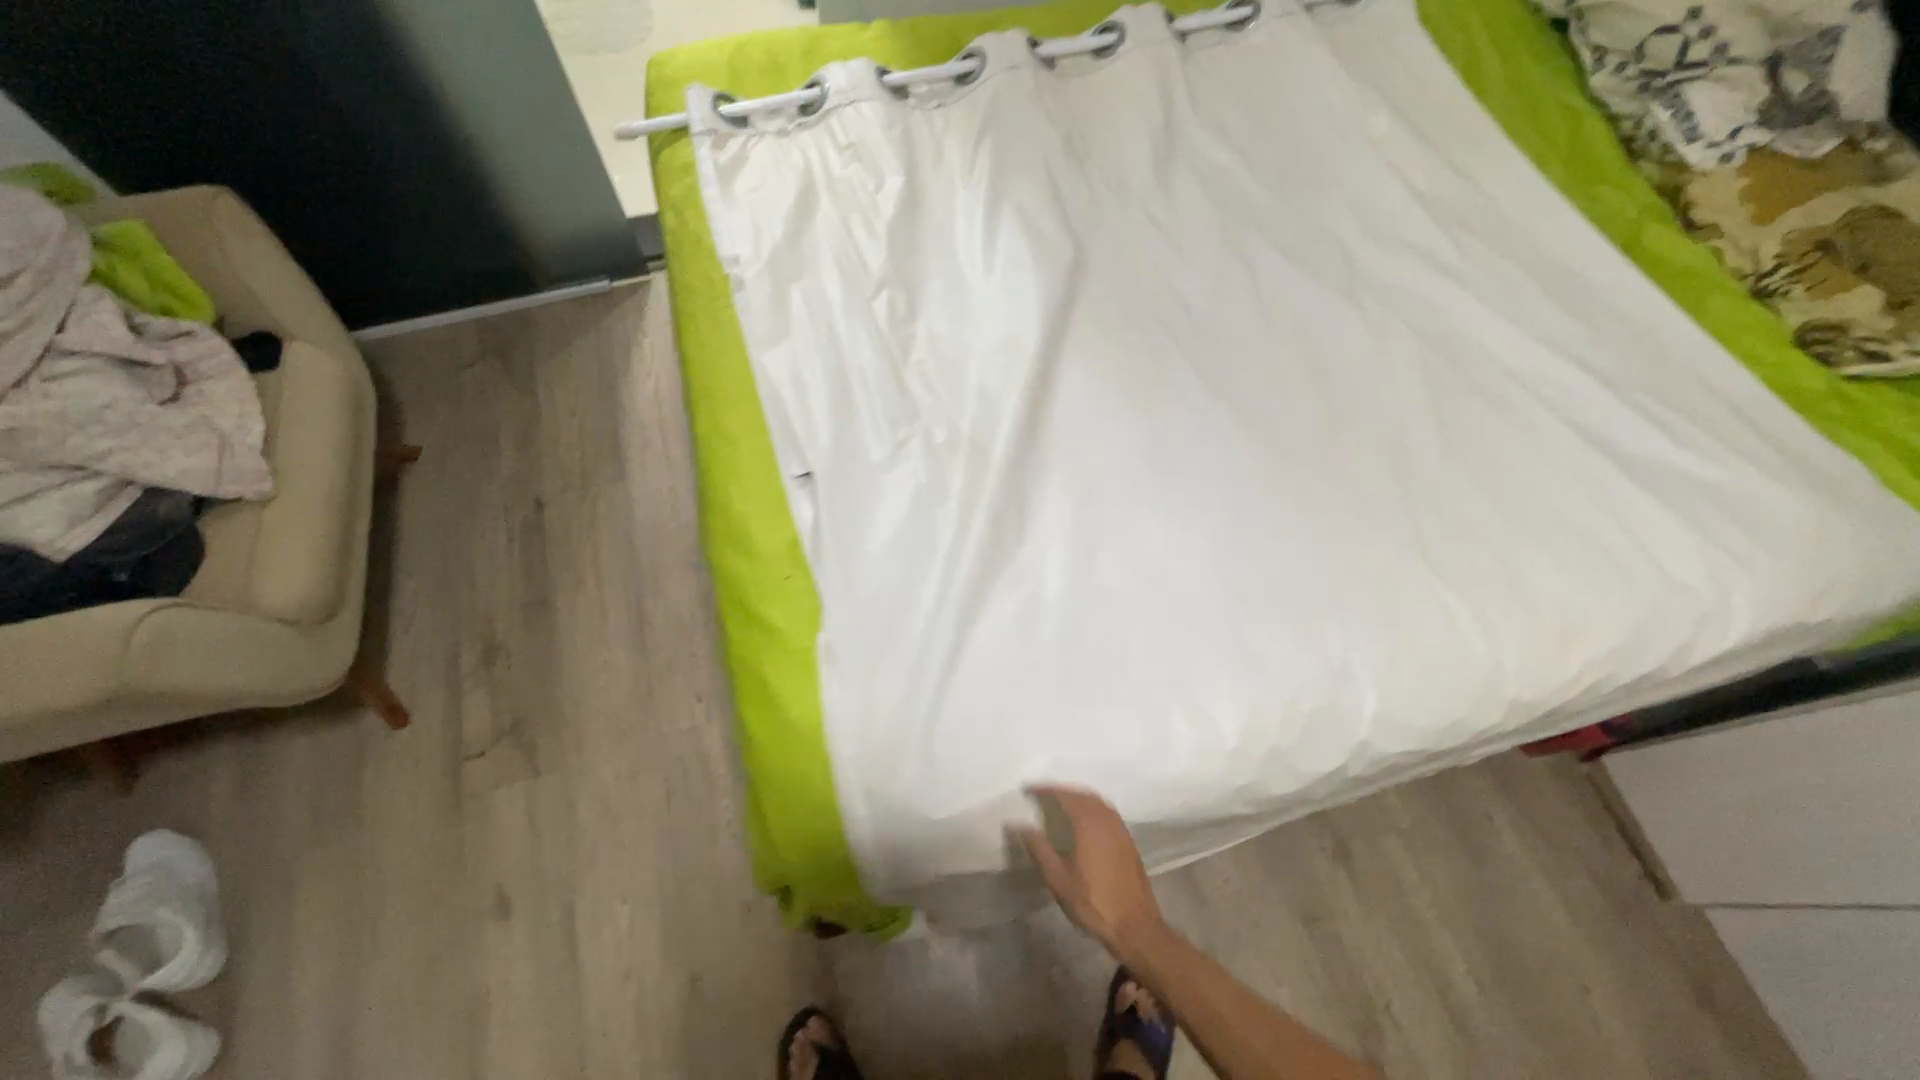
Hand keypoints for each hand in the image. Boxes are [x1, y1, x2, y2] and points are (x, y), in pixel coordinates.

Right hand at [1011, 785, 1167, 956]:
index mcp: (1089, 824)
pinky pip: (1108, 813)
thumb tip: (1017, 824)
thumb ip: (1038, 848)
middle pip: (1083, 794)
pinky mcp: (1129, 842)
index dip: (1045, 790)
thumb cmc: (1093, 903)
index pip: (1065, 796)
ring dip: (1079, 798)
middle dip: (1063, 791)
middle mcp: (1107, 820)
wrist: (1135, 926)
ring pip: (1098, 803)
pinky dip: (1092, 808)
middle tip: (1043, 795)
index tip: (1028, 790)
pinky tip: (1084, 823)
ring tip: (1061, 805)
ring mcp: (1121, 830)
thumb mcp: (1058, 879)